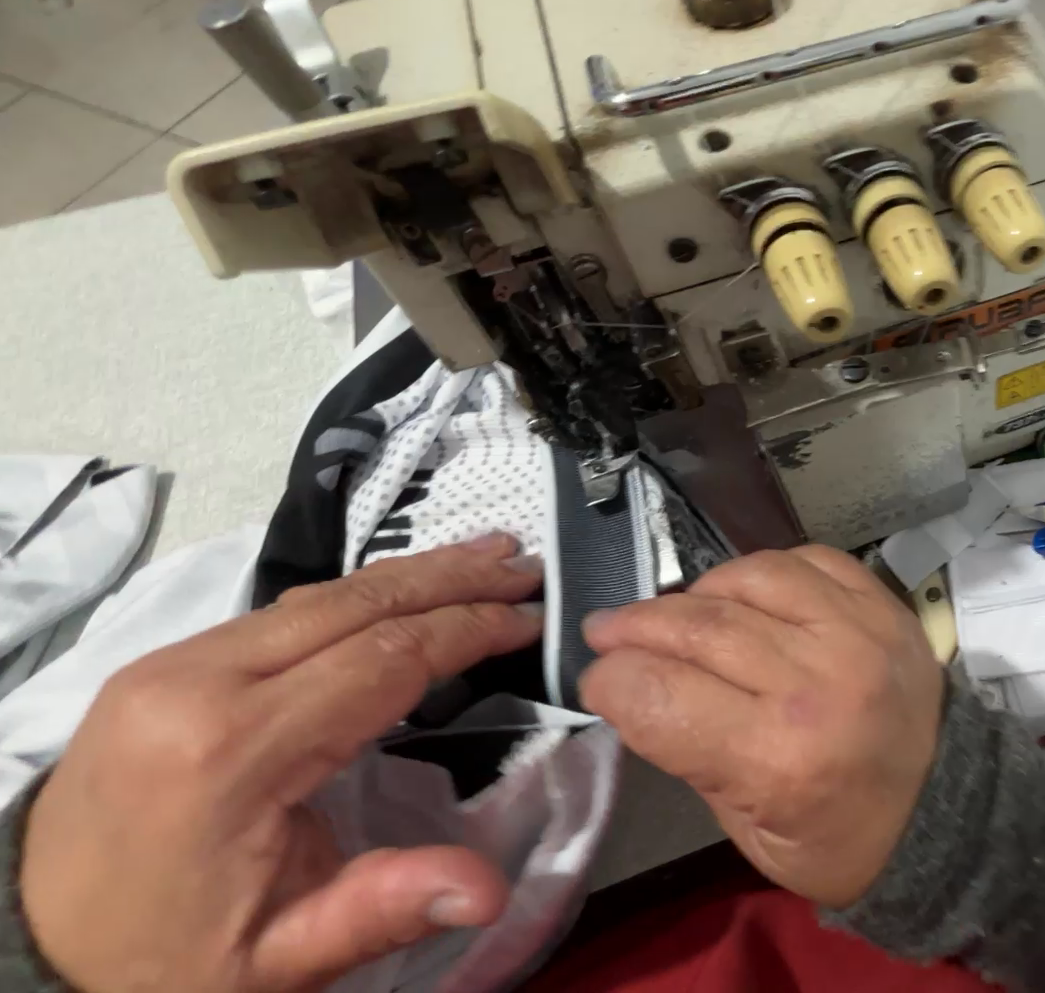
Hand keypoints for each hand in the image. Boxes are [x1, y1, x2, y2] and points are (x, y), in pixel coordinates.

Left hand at [20, 535, 545, 992]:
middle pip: (360, 604)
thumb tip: (490, 893)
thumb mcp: (281, 959)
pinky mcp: (169, 662)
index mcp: (231, 751)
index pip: (386, 657)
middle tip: (527, 567)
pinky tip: (411, 583)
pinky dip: (370, 589)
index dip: (471, 630)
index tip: (534, 620)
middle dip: (457, 579)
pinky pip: (292, 608)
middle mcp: (196, 684)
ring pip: (326, 593)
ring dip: (419, 571)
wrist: (30, 957)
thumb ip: (385, 908)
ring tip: (490, 553)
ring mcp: (172, 663)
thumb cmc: (171, 958)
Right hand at [579, 546, 943, 908]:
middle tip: (609, 630)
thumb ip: (688, 748)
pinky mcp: (883, 604)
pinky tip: (746, 592)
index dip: (610, 681)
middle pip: (698, 627)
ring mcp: (858, 631)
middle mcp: (818, 681)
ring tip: (679, 611)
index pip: (659, 695)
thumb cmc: (837, 834)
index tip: (598, 680)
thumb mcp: (745, 824)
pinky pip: (809, 559)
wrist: (942, 804)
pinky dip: (764, 570)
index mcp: (778, 757)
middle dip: (636, 626)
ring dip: (697, 590)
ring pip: (750, 578)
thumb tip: (639, 681)